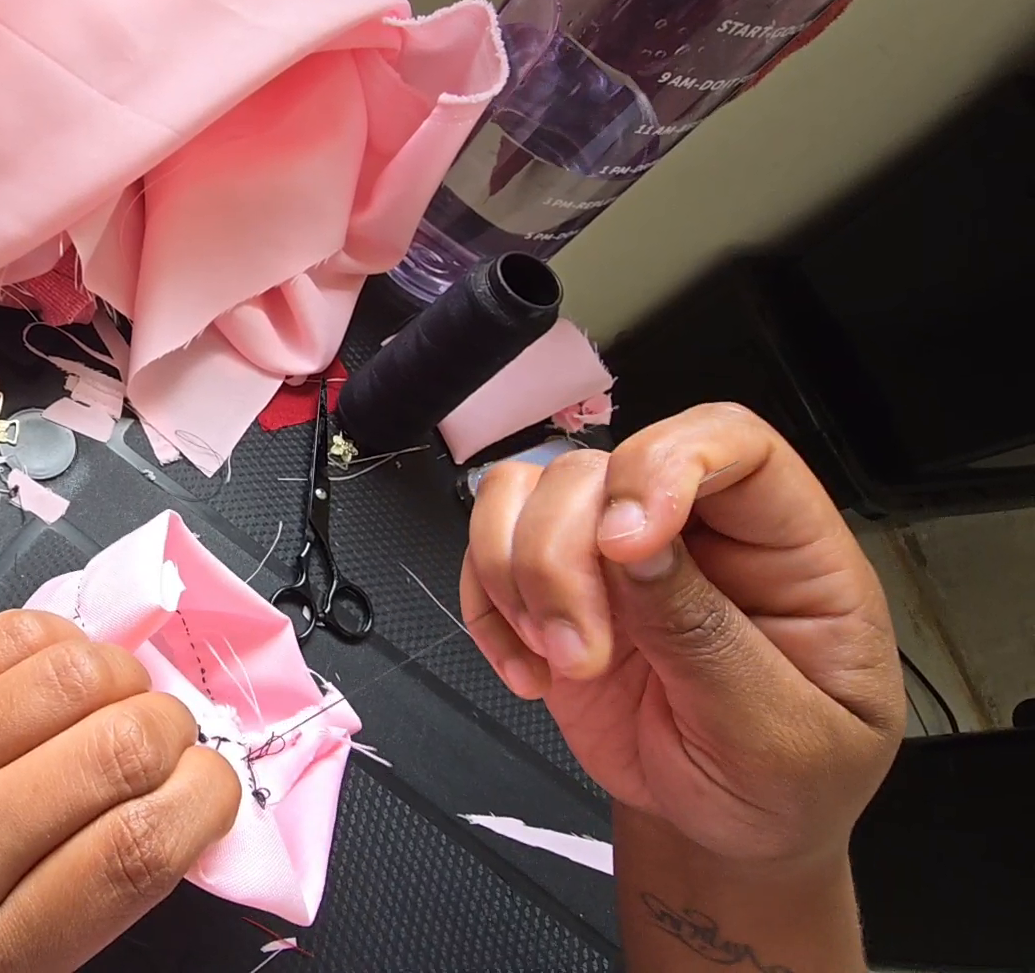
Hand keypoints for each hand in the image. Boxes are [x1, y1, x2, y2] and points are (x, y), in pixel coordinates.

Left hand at [0, 609, 240, 972]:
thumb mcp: (8, 967)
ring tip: (121, 700)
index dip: (204, 802)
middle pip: (115, 748)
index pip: (134, 850)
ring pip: (73, 673)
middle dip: (174, 731)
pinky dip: (69, 640)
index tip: (212, 787)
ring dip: (128, 678)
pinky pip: (16, 630)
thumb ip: (100, 888)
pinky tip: (67, 669)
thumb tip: (186, 792)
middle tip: (167, 741)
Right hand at [460, 403, 905, 863]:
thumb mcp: (775, 733)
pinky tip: (524, 669)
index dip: (662, 464)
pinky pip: (479, 551)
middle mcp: (685, 530)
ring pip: (519, 492)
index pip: (728, 441)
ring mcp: (602, 554)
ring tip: (552, 659)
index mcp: (784, 550)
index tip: (624, 544)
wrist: (706, 822)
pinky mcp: (541, 584)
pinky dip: (484, 608)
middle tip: (576, 654)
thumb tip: (631, 546)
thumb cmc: (775, 784)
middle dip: (559, 560)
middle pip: (589, 469)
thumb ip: (706, 634)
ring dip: (511, 574)